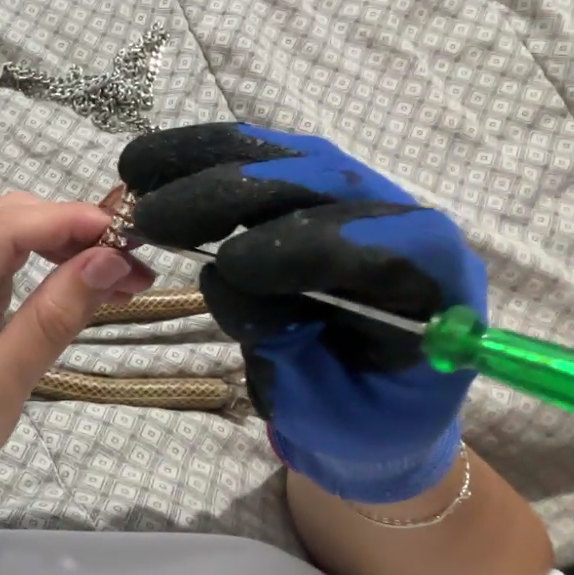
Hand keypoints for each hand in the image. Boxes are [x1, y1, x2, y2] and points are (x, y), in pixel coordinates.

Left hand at [0, 194, 155, 524]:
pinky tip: (87, 277)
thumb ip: (56, 314)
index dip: (67, 219)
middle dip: (73, 229)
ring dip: (66, 241)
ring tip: (122, 274)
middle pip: (7, 218)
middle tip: (135, 261)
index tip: (129, 232)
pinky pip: (4, 251)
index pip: (4, 227)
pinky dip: (48, 257)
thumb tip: (110, 259)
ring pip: (9, 228)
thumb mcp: (7, 379)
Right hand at [119, 123, 487, 504]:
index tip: (229, 263)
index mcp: (437, 292)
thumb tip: (226, 278)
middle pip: (331, 180)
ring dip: (207, 158)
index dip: (314, 245)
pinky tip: (149, 165)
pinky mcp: (310, 193)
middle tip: (153, 215)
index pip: (397, 246)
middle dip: (235, 190)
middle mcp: (405, 228)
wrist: (361, 404)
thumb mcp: (323, 410)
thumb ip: (287, 349)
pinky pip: (260, 157)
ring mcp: (356, 202)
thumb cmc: (353, 420)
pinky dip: (200, 157)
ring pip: (290, 155)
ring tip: (136, 171)